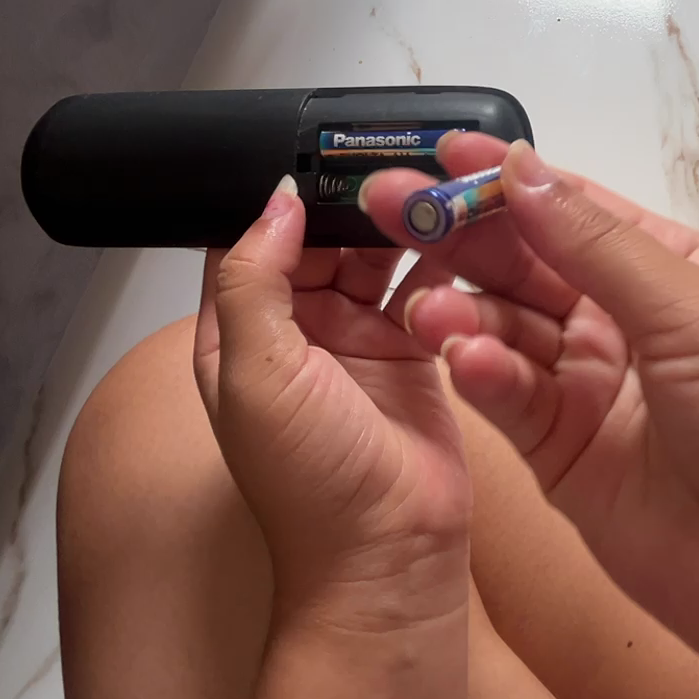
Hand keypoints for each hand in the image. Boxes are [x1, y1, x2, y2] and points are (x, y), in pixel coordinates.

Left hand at [194, 177, 470, 627]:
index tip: (313, 149)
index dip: (277, 196)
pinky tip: (453, 226)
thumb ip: (255, 281)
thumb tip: (275, 200)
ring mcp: (361, 336)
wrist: (390, 549)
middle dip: (349, 204)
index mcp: (245, 331)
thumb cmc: (310, 477)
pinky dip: (436, 259)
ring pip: (375, 259)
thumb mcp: (256, 372)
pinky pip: (422, 287)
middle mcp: (302, 327)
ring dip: (395, 226)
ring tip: (423, 182)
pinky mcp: (413, 347)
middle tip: (387, 158)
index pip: (251, 243)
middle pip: (322, 242)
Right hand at [360, 136, 698, 674]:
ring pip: (505, 329)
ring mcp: (588, 386)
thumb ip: (597, 245)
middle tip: (388, 204)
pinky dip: (482, 375)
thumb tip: (521, 165)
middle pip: (525, 262)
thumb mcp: (695, 314)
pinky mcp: (562, 452)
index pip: (570, 207)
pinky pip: (509, 399)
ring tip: (420, 304)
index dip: (507, 178)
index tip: (441, 150)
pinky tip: (460, 359)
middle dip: (459, 232)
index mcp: (665, 268)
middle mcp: (620, 317)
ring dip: (461, 310)